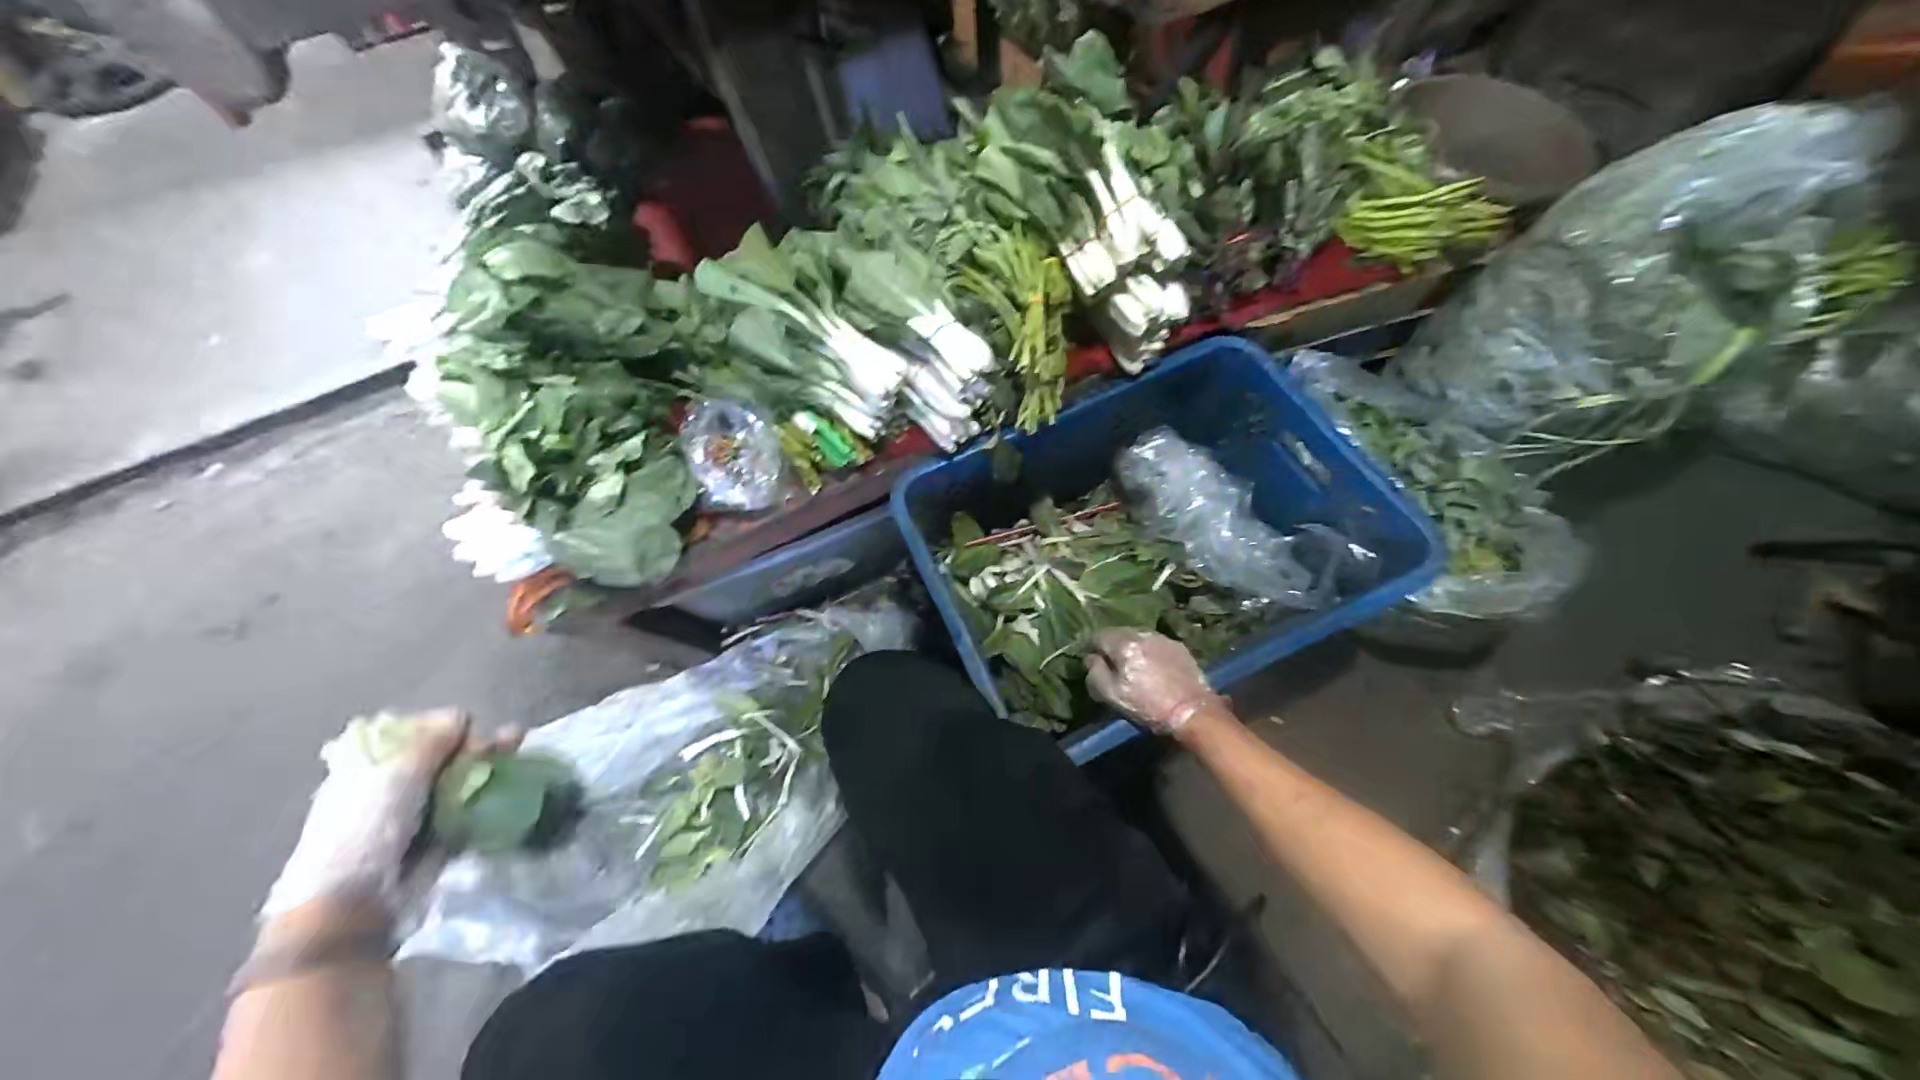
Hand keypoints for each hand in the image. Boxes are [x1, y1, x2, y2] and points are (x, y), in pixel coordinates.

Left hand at [259, 709, 514, 922]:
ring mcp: (418, 812)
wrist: (358, 903)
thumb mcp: (395, 777)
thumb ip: (430, 742)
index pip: (413, 734)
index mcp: (369, 768)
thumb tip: (461, 716)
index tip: (463, 730)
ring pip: (461, 778)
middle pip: (442, 755)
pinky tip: (514, 776)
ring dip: (490, 761)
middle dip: (474, 743)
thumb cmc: (365, 832)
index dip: (441, 727)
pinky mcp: (441, 835)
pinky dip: (492, 791)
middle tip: (501, 740)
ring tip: (518, 743)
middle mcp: (393, 787)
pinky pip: (471, 806)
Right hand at [1084, 629, 1225, 735]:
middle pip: (1118, 632)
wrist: (1192, 713)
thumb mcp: (1110, 695)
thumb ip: (1094, 672)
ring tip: (1133, 665)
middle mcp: (1142, 634)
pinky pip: (1155, 644)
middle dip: (1111, 645)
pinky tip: (1153, 668)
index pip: (1098, 635)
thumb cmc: (1147, 706)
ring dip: (1131, 647)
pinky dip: (1149, 651)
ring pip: (1138, 636)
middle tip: (1111, 664)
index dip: (1090, 647)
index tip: (1091, 660)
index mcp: (1123, 644)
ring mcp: (1163, 639)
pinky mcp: (1179, 647)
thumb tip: (1091, 658)